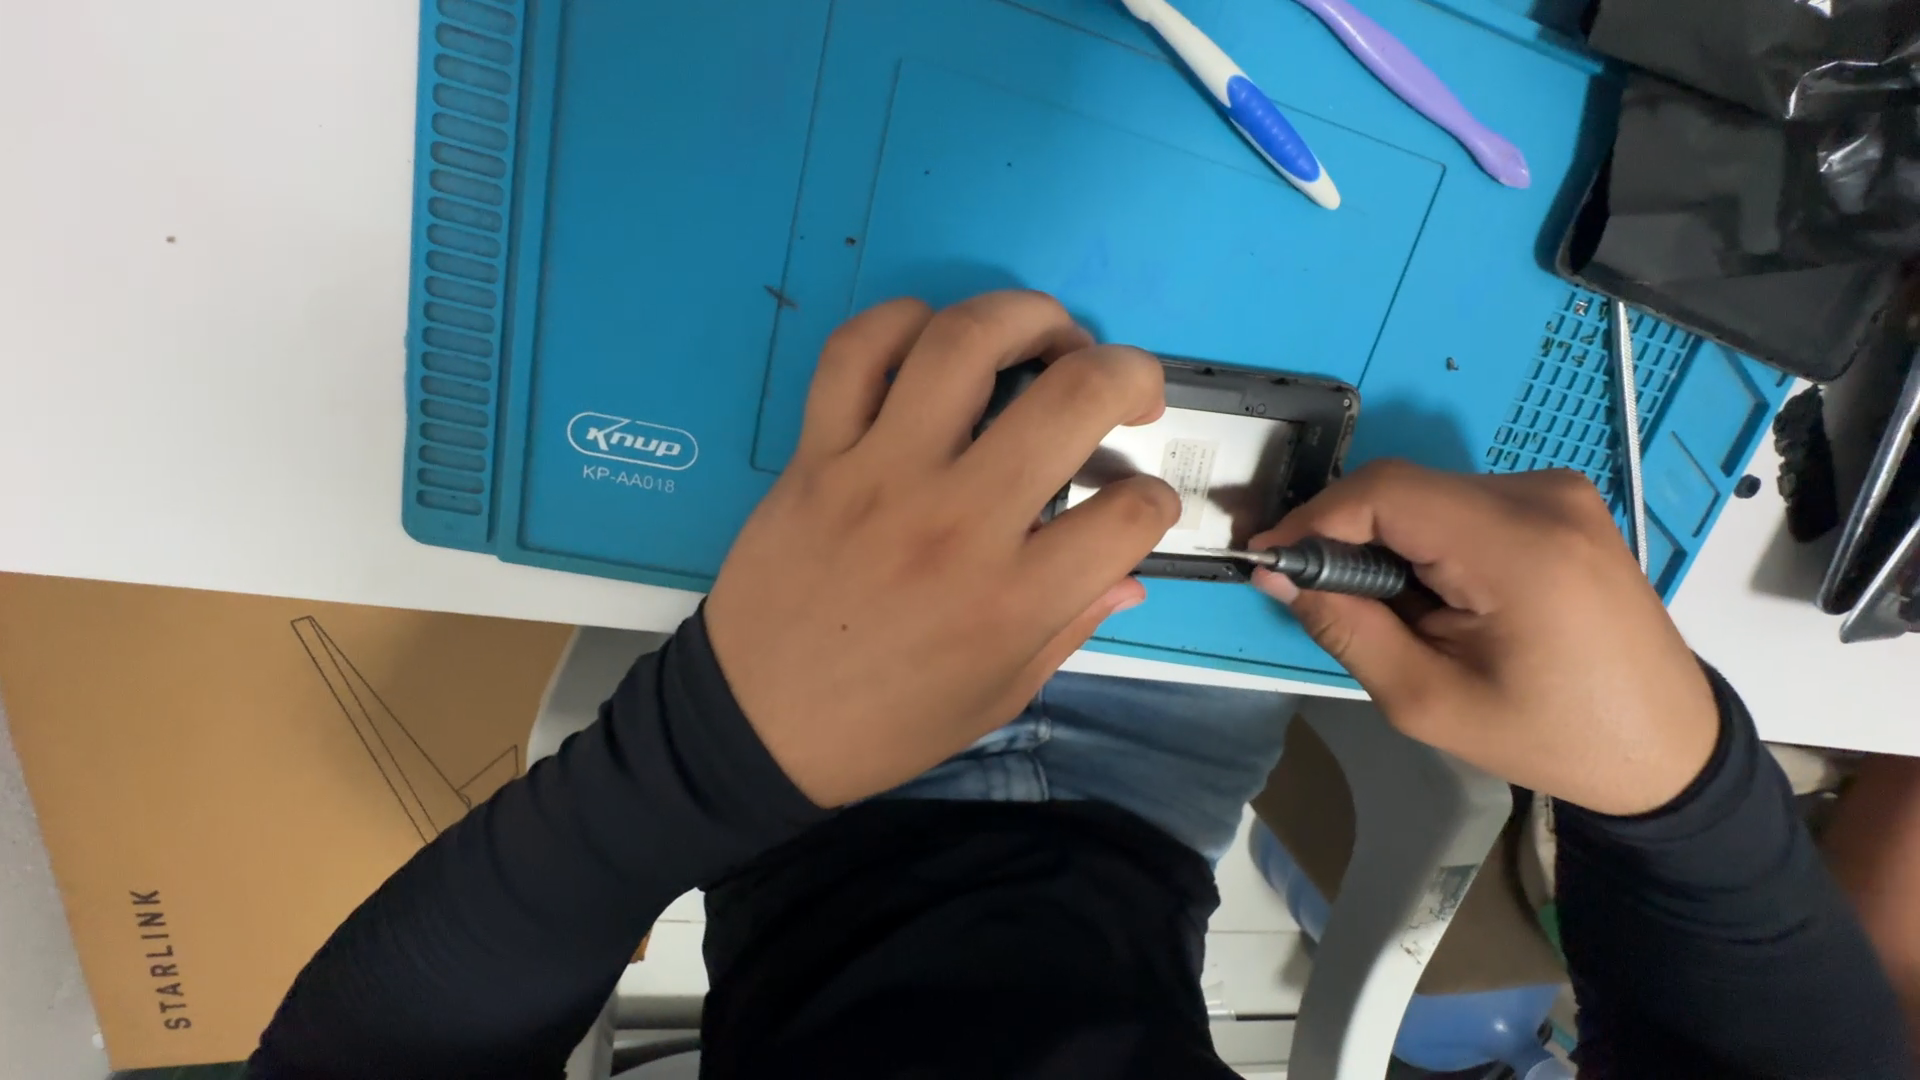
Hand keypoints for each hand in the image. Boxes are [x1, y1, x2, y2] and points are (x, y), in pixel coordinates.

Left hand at [705, 291, 1179, 806]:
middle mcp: (957, 521)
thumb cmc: (886, 723)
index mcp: (1013, 599)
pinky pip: (854, 353)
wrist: (757, 724)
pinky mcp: (816, 456)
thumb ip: (1069, 627)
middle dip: (1129, 374)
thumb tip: (1128, 578)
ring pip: (962, 345)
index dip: (1155, 502)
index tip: (1139, 504)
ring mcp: (880, 476)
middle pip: (1072, 399)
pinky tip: (930, 340)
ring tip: (1046, 334)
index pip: (1130, 516)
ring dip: (1026, 315)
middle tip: (1127, 389)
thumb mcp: (997, 695)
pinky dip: (900, 322)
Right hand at [1250, 461, 1719, 815]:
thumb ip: (1342, 627)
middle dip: (1343, 537)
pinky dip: (1417, 538)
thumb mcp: (1423, 699)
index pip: (1385, 492)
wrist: (1666, 748)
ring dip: (1380, 540)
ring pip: (1422, 494)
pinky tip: (1430, 590)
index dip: (1314, 518)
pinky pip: (1453, 502)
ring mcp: (1557, 493)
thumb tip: (1273, 572)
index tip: (1271, 559)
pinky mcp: (1557, 502)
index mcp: (1521, 548)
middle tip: (1322, 595)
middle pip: (1400, 489)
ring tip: (1388, 606)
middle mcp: (1543, 498)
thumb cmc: (1547, 735)